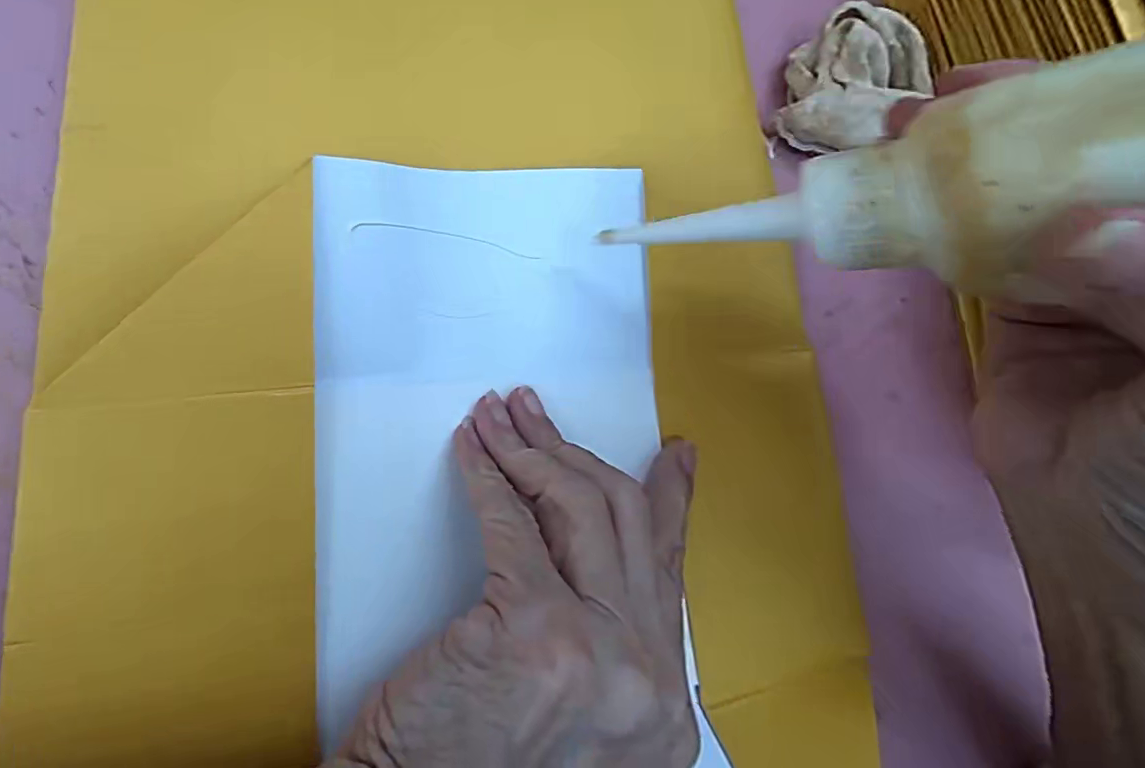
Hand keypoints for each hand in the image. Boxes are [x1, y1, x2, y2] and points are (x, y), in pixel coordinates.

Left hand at [327, 387, 699, 767]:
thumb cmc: (488, 765)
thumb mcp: (581, 711)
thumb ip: (606, 644)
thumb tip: (593, 561)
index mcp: (662, 702)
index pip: (672, 569)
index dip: (671, 501)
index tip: (674, 458)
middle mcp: (645, 674)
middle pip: (624, 518)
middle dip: (573, 451)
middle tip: (534, 412)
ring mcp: (595, 648)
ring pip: (578, 503)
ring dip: (529, 446)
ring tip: (499, 415)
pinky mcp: (532, 627)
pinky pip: (510, 519)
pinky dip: (485, 472)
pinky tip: (469, 449)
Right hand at [898, 63, 1144, 766]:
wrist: (1102, 560)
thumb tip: (1086, 227)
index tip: (1130, 70)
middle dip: (1069, 107)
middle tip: (986, 88)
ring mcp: (1119, 261)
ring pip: (1054, 177)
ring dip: (987, 143)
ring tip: (925, 116)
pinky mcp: (1035, 282)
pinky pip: (988, 227)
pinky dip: (944, 199)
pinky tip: (908, 169)